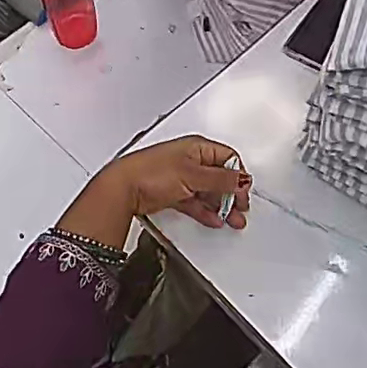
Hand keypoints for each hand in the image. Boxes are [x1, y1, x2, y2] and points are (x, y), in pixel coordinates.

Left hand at [57, 136, 251, 250]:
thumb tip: (242, 179)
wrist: (123, 189)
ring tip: (232, 218)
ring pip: (208, 191)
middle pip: (219, 176)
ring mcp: (180, 177)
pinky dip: (205, 211)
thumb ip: (220, 179)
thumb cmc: (150, 173)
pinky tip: (213, 219)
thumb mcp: (193, 175)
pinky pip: (195, 202)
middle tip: (240, 208)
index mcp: (196, 147)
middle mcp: (189, 160)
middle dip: (232, 193)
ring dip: (221, 205)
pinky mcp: (172, 193)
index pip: (228, 158)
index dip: (238, 175)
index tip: (243, 191)